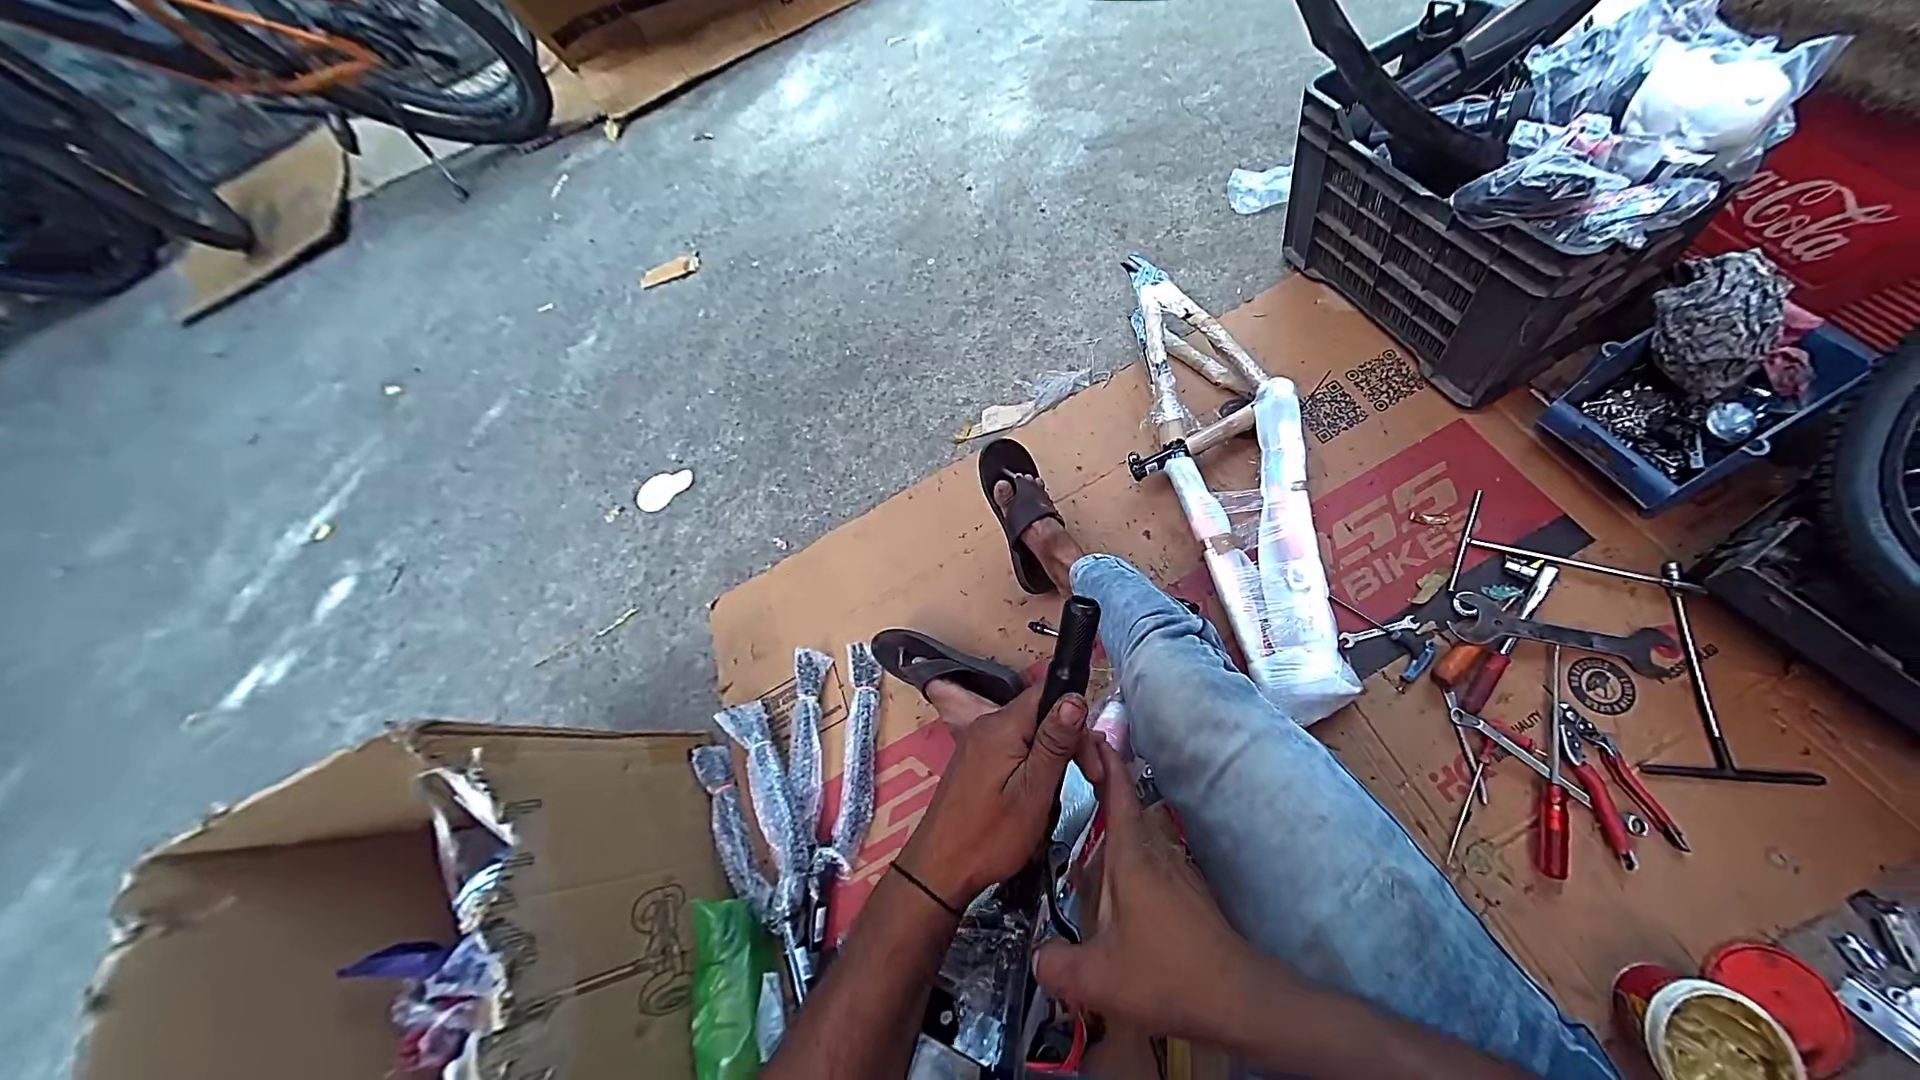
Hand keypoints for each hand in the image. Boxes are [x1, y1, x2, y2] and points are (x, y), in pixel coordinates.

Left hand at [895, 682, 1090, 909]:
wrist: (938, 869)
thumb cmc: (991, 835)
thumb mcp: (1033, 791)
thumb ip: (1054, 742)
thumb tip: (1075, 697)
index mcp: (1002, 725)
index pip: (1048, 693)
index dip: (1077, 717)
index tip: (1092, 758)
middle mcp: (987, 724)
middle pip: (1040, 713)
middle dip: (1068, 740)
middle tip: (1090, 779)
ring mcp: (977, 742)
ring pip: (1028, 732)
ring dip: (1052, 755)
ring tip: (1064, 790)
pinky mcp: (974, 760)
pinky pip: (1012, 747)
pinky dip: (1032, 762)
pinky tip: (1039, 789)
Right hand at [1033, 740, 1288, 1043]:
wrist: (1239, 997)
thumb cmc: (1167, 973)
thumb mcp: (1099, 978)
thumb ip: (1057, 964)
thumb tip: (1037, 956)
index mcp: (1131, 854)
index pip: (1117, 791)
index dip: (1103, 759)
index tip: (1089, 733)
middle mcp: (1156, 851)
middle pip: (1128, 804)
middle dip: (1104, 782)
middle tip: (1077, 770)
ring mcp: (1176, 868)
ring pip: (1141, 831)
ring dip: (1118, 820)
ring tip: (1090, 828)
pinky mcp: (1188, 891)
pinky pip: (1152, 855)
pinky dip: (1132, 850)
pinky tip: (1118, 883)